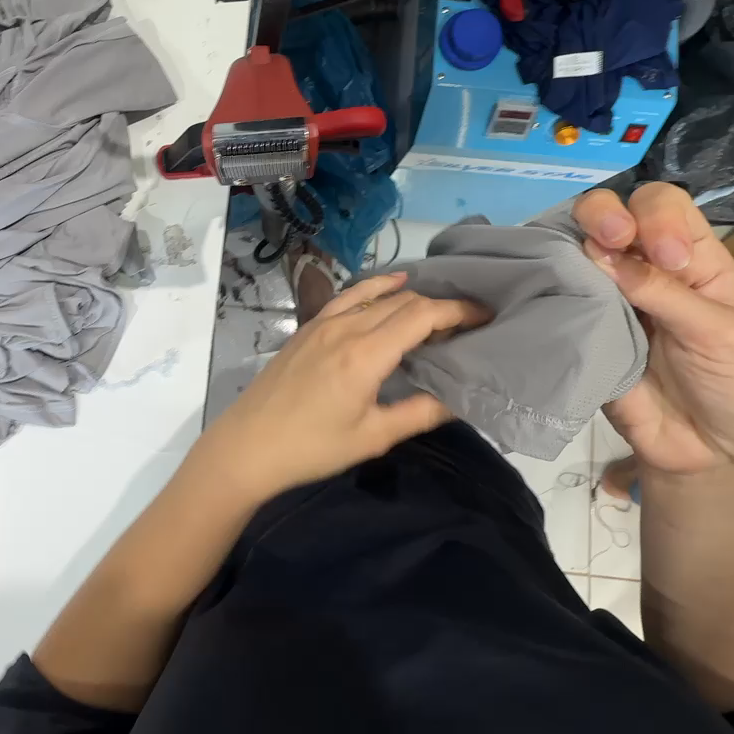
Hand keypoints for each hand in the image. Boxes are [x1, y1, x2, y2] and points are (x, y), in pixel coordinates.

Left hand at [195, 273, 490, 501]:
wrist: (248, 445)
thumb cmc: (312, 447)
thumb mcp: (372, 437)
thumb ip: (419, 413)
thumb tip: (460, 399)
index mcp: (365, 353)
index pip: (421, 315)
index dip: (458, 311)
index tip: (485, 316)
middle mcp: (345, 327)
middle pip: (403, 302)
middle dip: (440, 306)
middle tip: (468, 324)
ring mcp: (323, 323)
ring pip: (376, 296)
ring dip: (411, 297)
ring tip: (438, 310)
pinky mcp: (308, 328)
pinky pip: (348, 297)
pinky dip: (375, 288)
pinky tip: (391, 286)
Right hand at [573, 184, 733, 476]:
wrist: (711, 456)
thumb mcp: (721, 333)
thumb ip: (664, 292)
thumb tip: (597, 251)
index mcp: (693, 259)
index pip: (666, 206)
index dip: (657, 217)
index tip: (666, 256)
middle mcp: (644, 268)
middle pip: (611, 213)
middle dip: (604, 214)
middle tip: (608, 240)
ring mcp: (606, 297)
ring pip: (575, 249)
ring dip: (572, 244)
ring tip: (577, 267)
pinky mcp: (577, 329)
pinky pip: (556, 298)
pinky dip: (549, 287)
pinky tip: (552, 292)